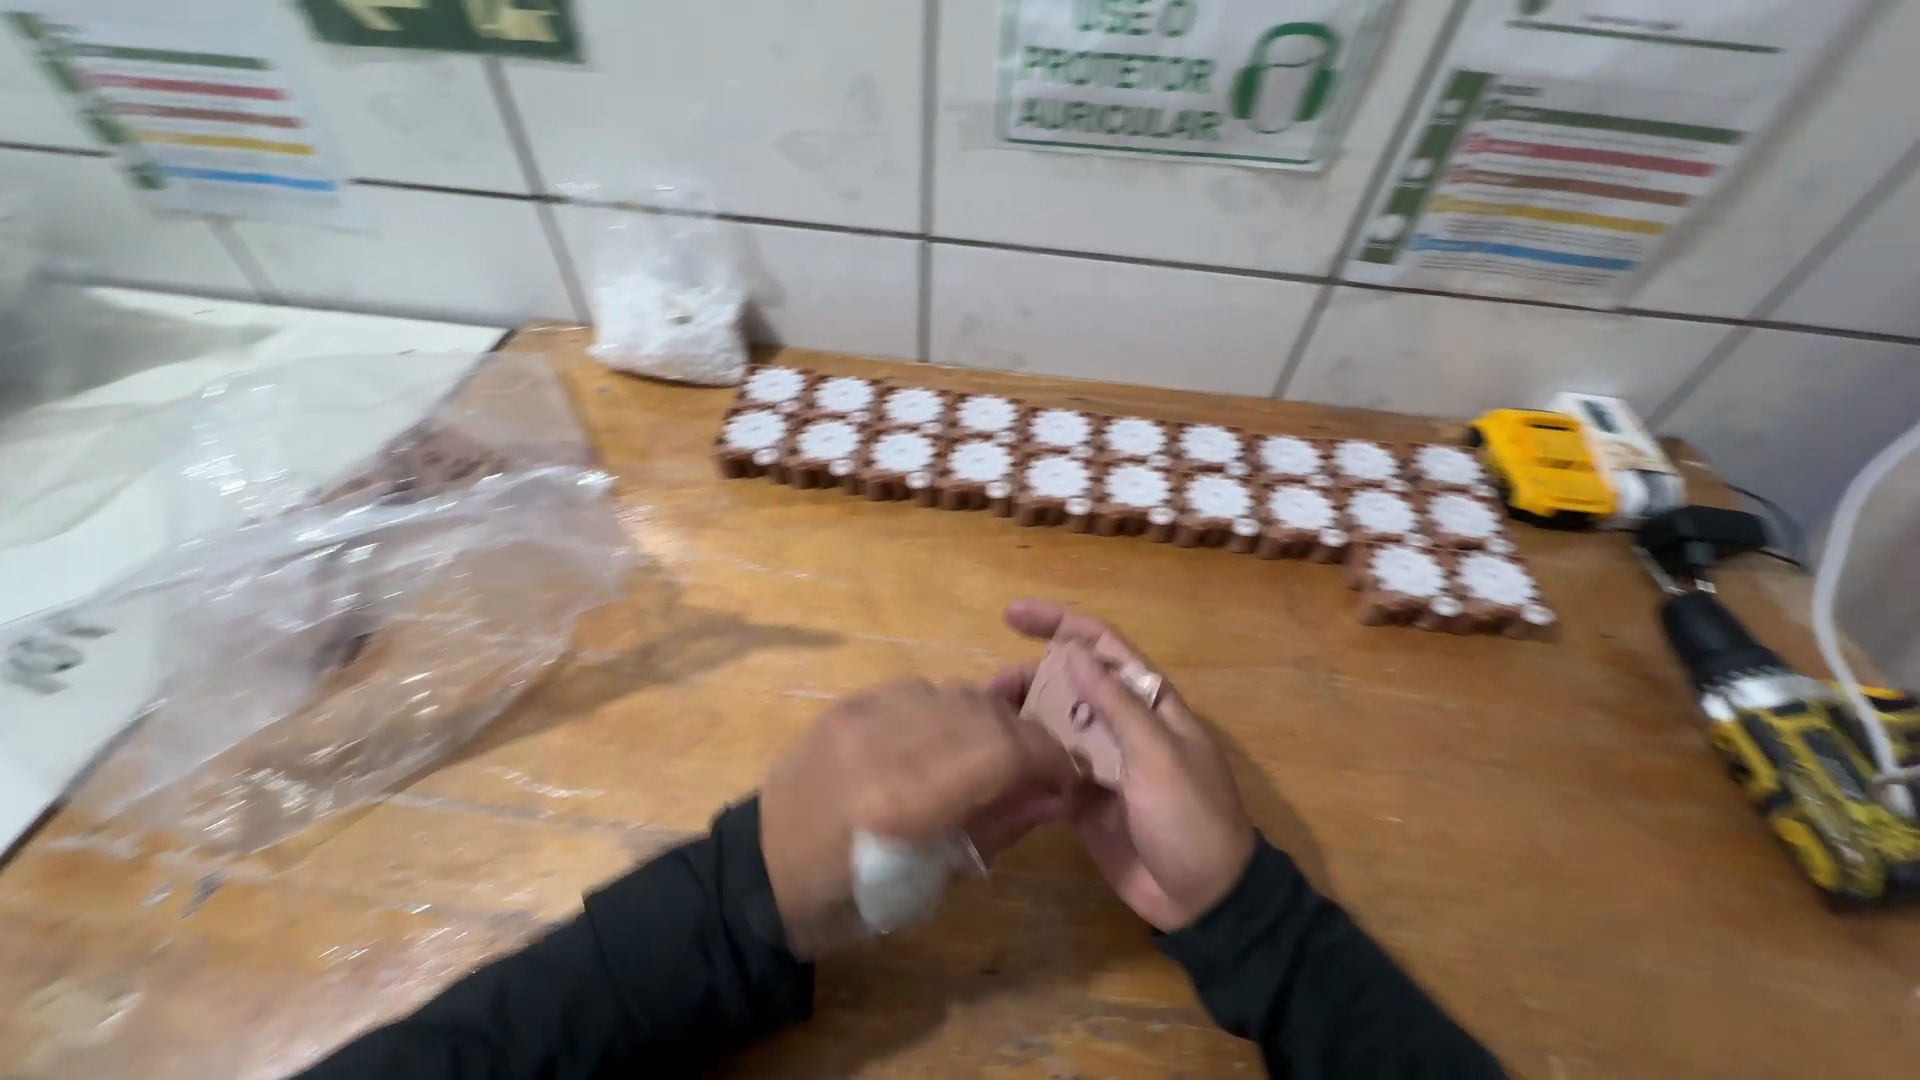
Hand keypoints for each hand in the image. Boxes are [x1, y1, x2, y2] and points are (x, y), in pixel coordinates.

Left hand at [759, 679, 1074, 955]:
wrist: (762, 875)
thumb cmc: (851, 900)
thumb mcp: (931, 883)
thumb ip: (997, 828)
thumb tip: (1057, 795)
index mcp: (900, 802)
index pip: (999, 750)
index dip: (1046, 756)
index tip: (1067, 776)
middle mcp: (881, 743)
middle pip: (980, 713)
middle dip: (1025, 735)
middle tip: (1038, 767)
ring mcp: (858, 716)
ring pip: (952, 692)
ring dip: (988, 718)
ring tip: (995, 752)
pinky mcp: (845, 704)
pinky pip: (917, 689)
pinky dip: (948, 709)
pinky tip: (948, 736)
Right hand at [1004, 599, 1255, 931]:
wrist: (1205, 900)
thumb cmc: (1191, 817)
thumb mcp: (1158, 756)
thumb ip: (1116, 704)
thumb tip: (1073, 651)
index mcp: (1148, 702)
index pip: (1102, 645)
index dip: (1059, 624)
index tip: (1012, 615)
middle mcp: (1121, 724)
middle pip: (1069, 683)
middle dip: (1028, 677)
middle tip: (989, 690)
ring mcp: (1101, 762)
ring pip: (1053, 725)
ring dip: (1021, 719)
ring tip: (984, 725)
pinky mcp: (1084, 798)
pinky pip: (1048, 770)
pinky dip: (1024, 763)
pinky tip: (996, 765)